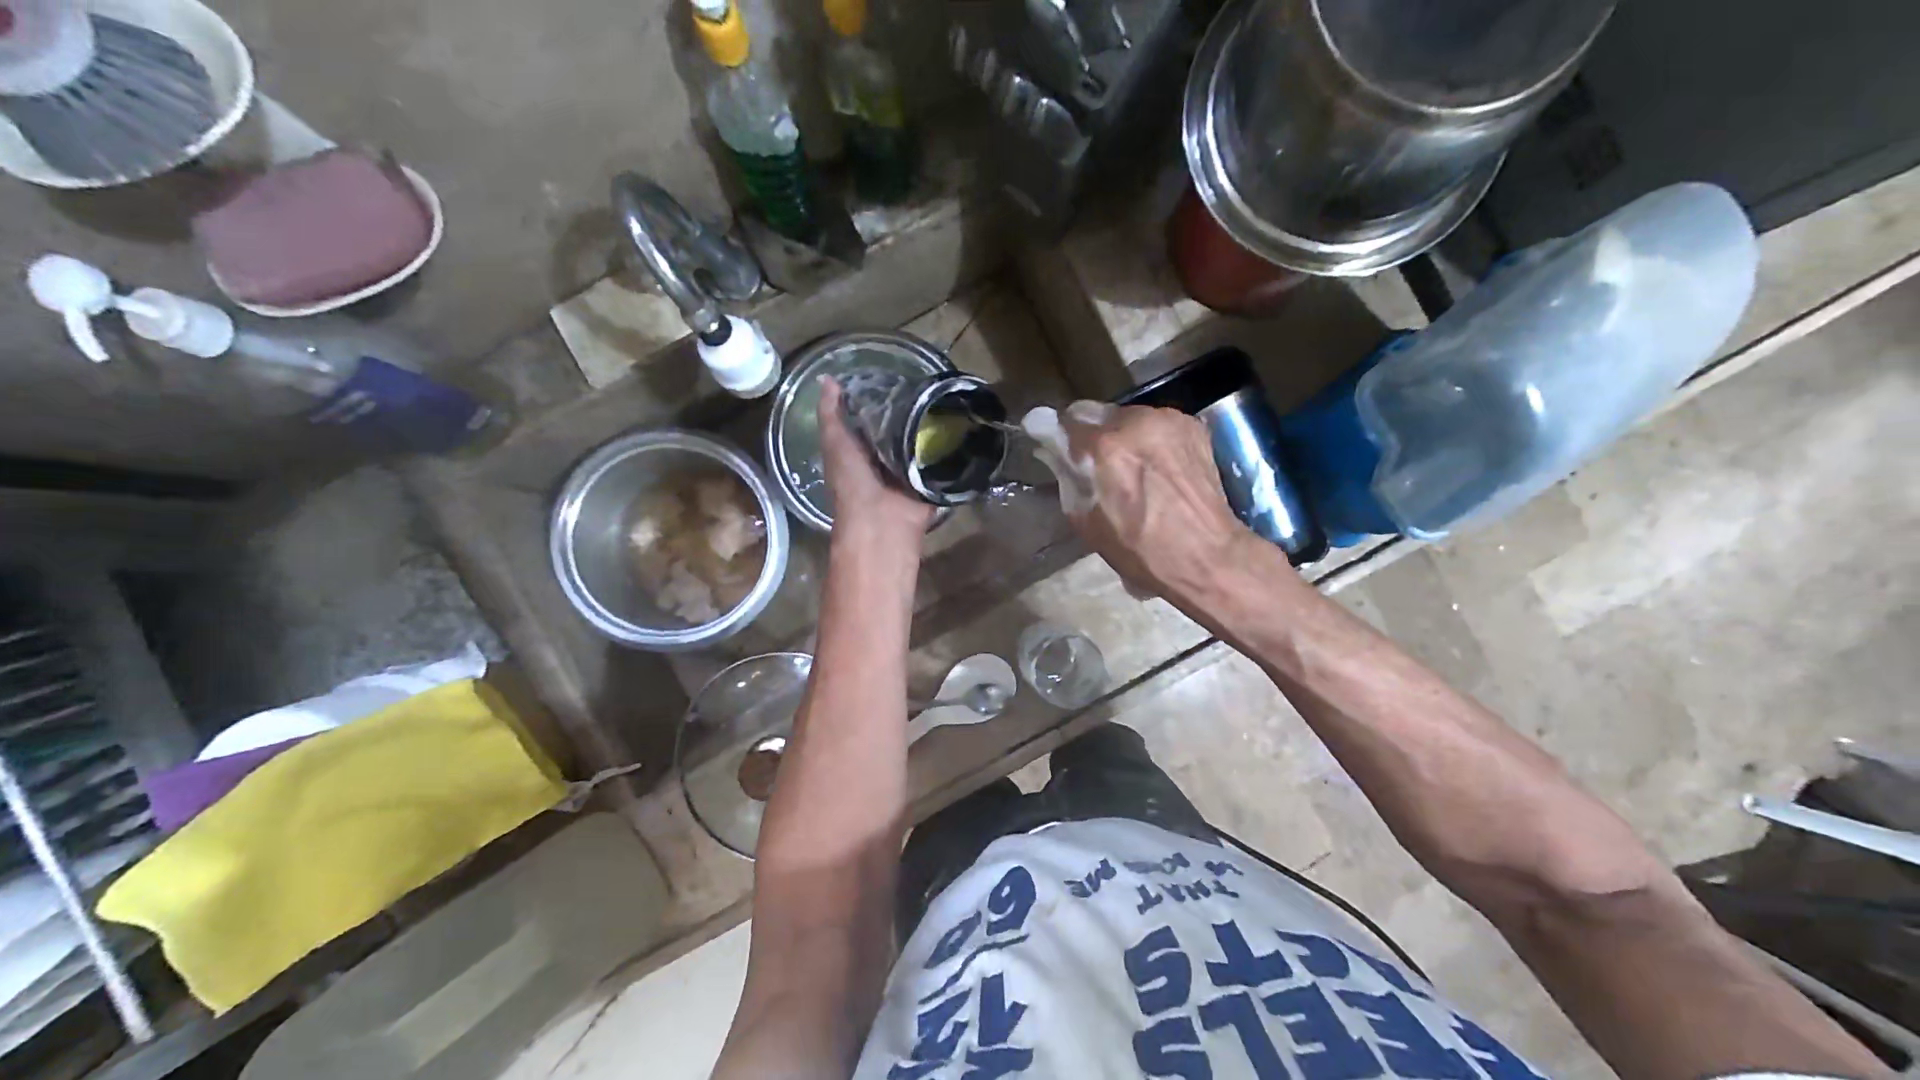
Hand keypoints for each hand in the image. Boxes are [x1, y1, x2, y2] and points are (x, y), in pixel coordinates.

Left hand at [818, 377, 933, 536]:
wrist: (881, 523)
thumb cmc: (852, 482)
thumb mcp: (835, 442)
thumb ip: (831, 413)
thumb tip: (826, 378)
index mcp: (859, 450)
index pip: (871, 417)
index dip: (878, 397)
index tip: (894, 373)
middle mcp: (884, 459)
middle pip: (898, 428)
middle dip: (908, 409)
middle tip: (925, 382)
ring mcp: (909, 471)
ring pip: (921, 441)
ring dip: (930, 425)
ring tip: (945, 397)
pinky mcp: (931, 481)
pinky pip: (941, 460)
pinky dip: (949, 447)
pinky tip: (960, 424)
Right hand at [1060, 404, 1256, 600]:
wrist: (1206, 556)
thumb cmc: (1139, 549)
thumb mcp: (1086, 521)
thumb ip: (1067, 478)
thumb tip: (1054, 452)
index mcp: (1103, 446)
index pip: (1064, 421)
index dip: (1056, 436)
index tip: (1056, 449)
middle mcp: (1135, 421)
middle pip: (1097, 414)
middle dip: (1092, 436)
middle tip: (1097, 466)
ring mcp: (1167, 419)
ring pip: (1128, 418)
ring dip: (1123, 437)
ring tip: (1133, 470)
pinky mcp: (1191, 424)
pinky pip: (1157, 424)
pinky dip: (1150, 440)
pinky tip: (1158, 468)